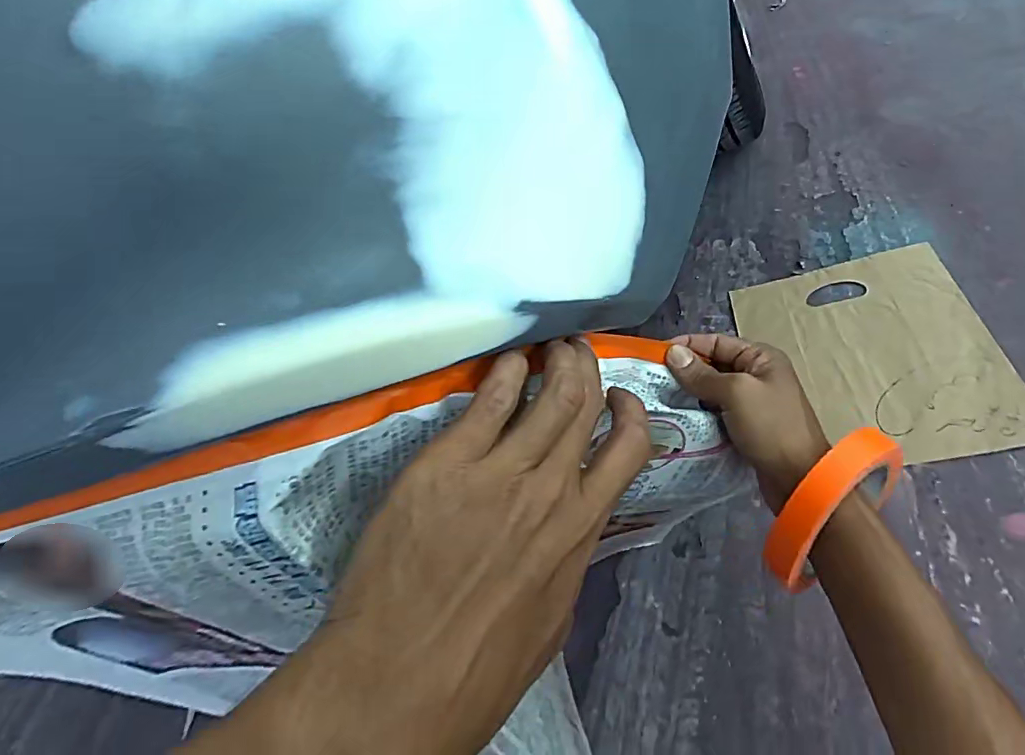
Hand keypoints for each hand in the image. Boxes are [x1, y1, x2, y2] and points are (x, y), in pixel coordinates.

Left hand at [197, 338, 651, 754]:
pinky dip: (506, 372)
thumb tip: (569, 523)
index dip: (628, 411)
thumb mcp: (549, 619)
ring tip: (549, 344)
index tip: (617, 396)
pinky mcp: (448, 462)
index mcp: (580, 531)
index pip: (628, 449)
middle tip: (576, 347)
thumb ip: (566, 558)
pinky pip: (489, 401)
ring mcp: (499, 472)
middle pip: (584, 404)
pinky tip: (508, 360)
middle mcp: (550, 490)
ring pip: (547, 394)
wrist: (396, 681)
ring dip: (554, 359)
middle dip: (586, 365)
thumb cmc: (476, 666)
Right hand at [665, 333, 828, 511]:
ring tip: (660, 397)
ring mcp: (752, 402)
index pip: (716, 341)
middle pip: (713, 364)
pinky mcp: (746, 425)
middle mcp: (757, 375)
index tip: (656, 354)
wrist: (799, 480)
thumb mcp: (735, 393)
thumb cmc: (771, 427)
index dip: (687, 345)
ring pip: (712, 389)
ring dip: (689, 392)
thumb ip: (702, 373)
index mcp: (761, 358)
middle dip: (685, 370)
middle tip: (653, 378)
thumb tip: (672, 353)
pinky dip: (698, 411)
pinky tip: (679, 416)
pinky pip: (716, 410)